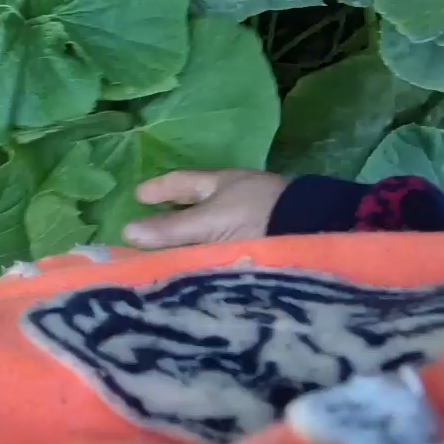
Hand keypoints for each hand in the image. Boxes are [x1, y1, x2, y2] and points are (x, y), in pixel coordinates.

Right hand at [122, 170, 289, 249]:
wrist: (317, 232)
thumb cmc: (258, 215)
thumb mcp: (209, 223)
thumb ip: (170, 230)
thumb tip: (126, 233)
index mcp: (220, 184)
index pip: (181, 183)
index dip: (158, 189)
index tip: (137, 197)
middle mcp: (234, 198)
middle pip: (195, 204)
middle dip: (172, 213)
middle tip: (148, 223)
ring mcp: (250, 220)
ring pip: (209, 226)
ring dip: (189, 235)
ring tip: (168, 249)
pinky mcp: (262, 241)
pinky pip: (223, 244)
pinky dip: (207, 250)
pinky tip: (197, 261)